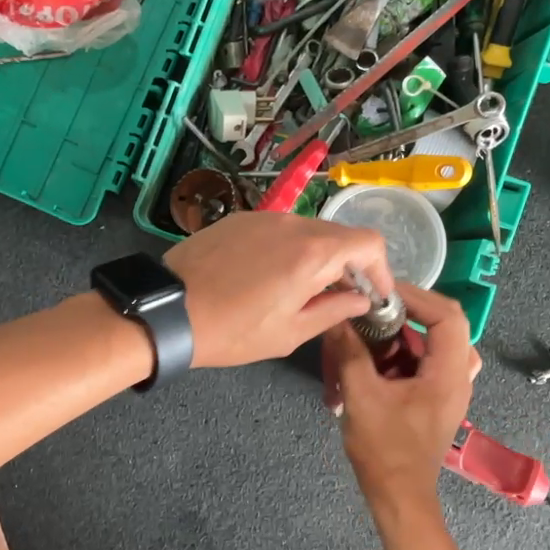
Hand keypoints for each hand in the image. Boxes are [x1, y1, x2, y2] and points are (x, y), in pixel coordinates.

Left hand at [162, 212, 390, 368]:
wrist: (168, 309)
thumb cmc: (233, 330)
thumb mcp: (290, 332)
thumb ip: (334, 311)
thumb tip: (361, 299)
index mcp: (313, 252)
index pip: (369, 243)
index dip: (381, 268)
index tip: (376, 293)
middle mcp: (293, 224)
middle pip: (340, 234)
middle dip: (350, 264)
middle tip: (343, 297)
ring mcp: (263, 217)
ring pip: (309, 230)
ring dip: (319, 255)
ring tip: (305, 289)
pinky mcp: (239, 218)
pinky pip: (279, 228)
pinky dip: (290, 247)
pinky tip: (272, 275)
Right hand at [325, 284, 480, 504]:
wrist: (398, 497)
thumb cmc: (384, 449)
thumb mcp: (361, 395)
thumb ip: (350, 352)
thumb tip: (336, 317)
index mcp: (448, 373)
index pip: (448, 315)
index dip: (417, 295)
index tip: (382, 291)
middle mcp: (456, 377)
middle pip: (442, 325)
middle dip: (406, 313)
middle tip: (373, 307)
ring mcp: (448, 389)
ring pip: (431, 344)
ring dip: (400, 334)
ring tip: (368, 331)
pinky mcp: (434, 399)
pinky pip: (423, 362)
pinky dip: (399, 354)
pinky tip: (370, 359)